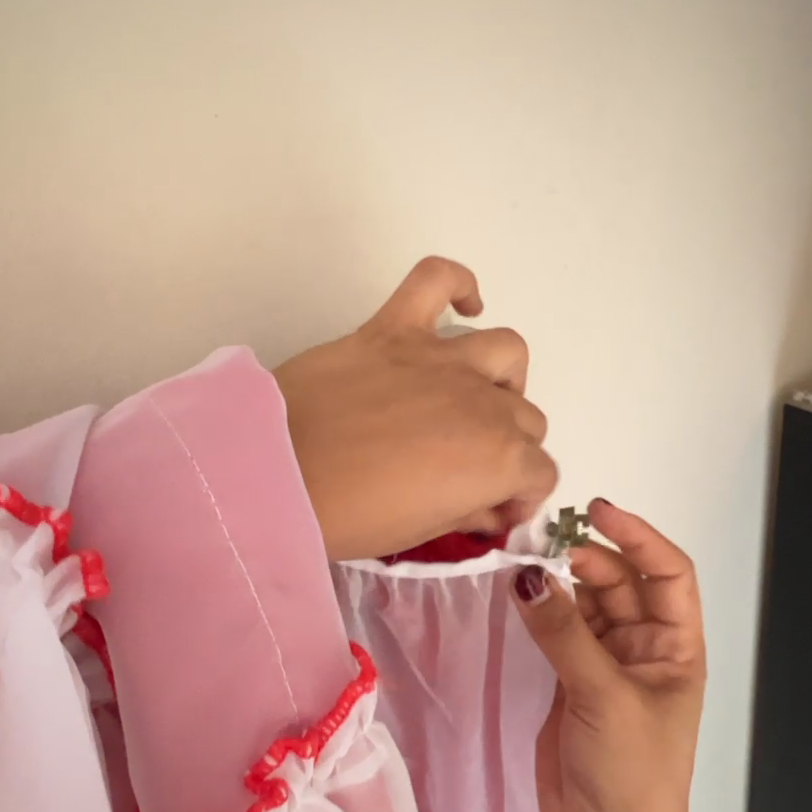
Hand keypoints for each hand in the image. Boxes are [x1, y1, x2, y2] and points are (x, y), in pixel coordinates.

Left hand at [274, 257, 557, 560]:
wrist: (271, 474)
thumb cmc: (347, 517)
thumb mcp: (419, 531)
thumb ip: (468, 509)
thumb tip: (491, 505)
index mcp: (496, 459)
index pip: (541, 473)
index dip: (521, 497)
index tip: (492, 511)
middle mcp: (483, 401)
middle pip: (527, 419)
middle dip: (512, 450)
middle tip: (471, 470)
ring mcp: (439, 358)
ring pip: (507, 352)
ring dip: (503, 380)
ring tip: (474, 399)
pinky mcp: (394, 327)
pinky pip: (437, 279)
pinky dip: (458, 284)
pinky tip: (464, 305)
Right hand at [513, 498, 704, 811]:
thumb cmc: (630, 772)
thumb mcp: (603, 695)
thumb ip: (563, 632)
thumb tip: (525, 575)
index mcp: (676, 646)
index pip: (668, 573)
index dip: (639, 537)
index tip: (597, 511)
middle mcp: (644, 648)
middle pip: (620, 582)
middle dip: (588, 557)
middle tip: (543, 545)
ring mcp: (605, 664)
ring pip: (585, 603)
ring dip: (559, 581)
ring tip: (524, 563)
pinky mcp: (571, 682)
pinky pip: (558, 632)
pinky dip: (540, 611)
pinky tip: (519, 595)